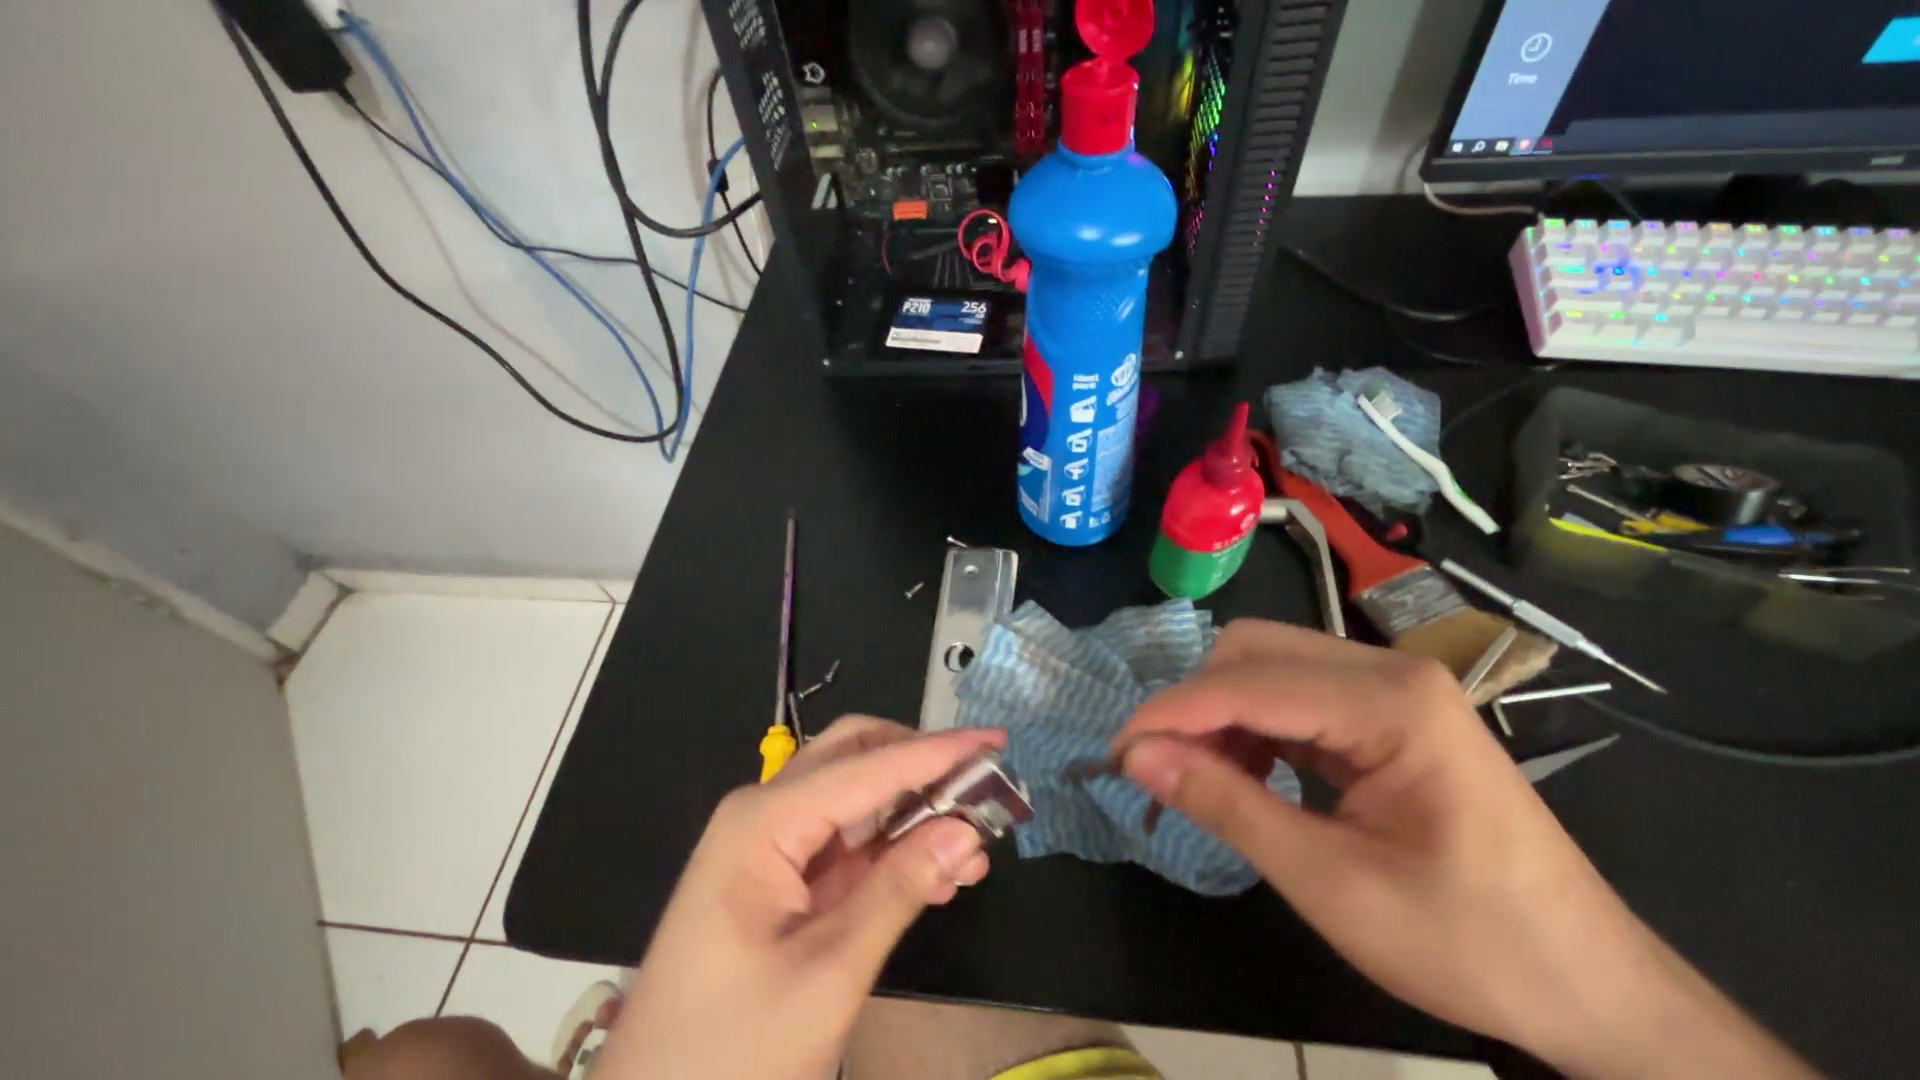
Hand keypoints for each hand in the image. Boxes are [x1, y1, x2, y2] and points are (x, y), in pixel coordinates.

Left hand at [597, 717, 1005, 1079]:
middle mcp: (764, 814)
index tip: (998, 741)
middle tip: (985, 792)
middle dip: (922, 767)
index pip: (868, 766)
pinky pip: (846, 842)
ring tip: (974, 848)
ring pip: (856, 798)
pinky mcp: (777, 879)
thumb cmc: (733, 1047)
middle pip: (855, 758)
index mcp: (764, 822)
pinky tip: (937, 874)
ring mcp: (768, 846)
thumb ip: (899, 891)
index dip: (938, 752)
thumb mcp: (828, 973)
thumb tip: (967, 830)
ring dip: (915, 811)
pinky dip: (894, 848)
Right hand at [1113, 620, 1814, 1079]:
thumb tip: (1137, 756)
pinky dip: (1255, 729)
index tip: (1113, 756)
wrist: (1588, 983)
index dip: (1171, 714)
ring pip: (1273, 668)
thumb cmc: (1467, 942)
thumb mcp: (1330, 883)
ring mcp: (1397, 691)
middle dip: (1194, 705)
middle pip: (1256, 652)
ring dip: (1220, 716)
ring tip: (1198, 782)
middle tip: (1157, 772)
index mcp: (1390, 703)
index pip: (1247, 682)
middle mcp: (1393, 673)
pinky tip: (1246, 777)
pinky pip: (1300, 698)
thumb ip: (1228, 806)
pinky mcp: (1394, 717)